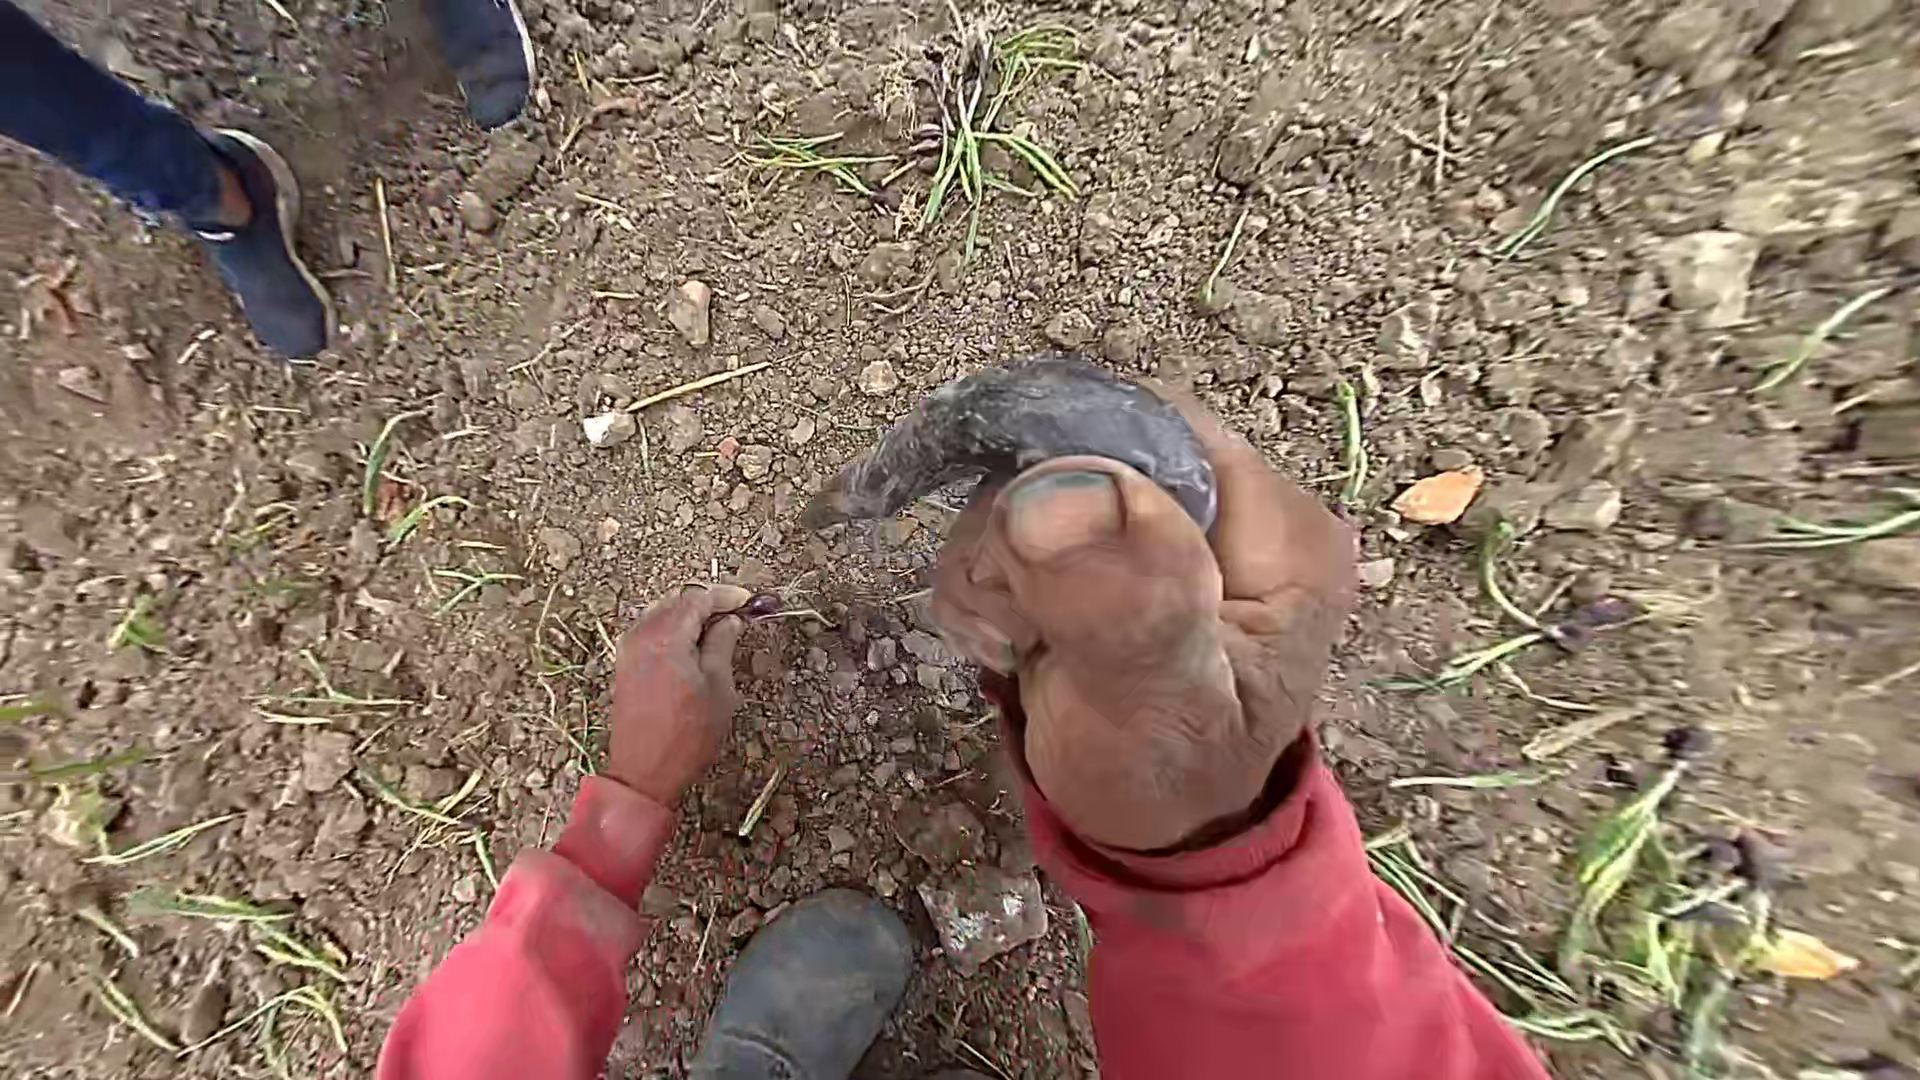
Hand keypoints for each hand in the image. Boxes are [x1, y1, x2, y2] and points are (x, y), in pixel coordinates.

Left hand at [607, 584, 751, 805]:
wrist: (644, 774)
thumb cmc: (688, 734)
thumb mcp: (719, 685)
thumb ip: (722, 644)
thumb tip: (730, 621)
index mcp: (665, 638)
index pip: (697, 599)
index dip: (727, 596)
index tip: (749, 602)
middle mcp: (641, 637)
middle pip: (678, 602)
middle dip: (710, 603)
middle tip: (740, 614)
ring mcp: (629, 651)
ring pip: (665, 614)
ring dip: (693, 616)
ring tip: (722, 629)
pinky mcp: (627, 665)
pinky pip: (654, 631)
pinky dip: (678, 629)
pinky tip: (697, 644)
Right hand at [932, 401, 1355, 850]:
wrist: (1141, 823)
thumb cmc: (1170, 779)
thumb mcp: (1164, 708)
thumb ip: (1129, 607)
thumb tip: (1057, 490)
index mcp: (1273, 527)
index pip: (1155, 423)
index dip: (1068, 466)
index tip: (1022, 556)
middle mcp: (1210, 505)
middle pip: (1071, 449)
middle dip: (1016, 537)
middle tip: (1020, 623)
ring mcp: (1141, 522)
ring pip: (1019, 486)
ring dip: (989, 568)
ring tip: (1015, 642)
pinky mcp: (1089, 546)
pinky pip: (999, 525)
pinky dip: (978, 583)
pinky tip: (1005, 639)